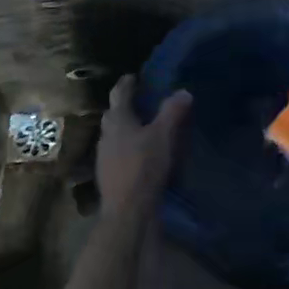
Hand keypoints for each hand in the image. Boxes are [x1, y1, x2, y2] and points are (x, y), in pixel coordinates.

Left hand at [95, 75, 190, 220]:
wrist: (128, 211)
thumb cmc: (144, 167)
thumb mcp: (163, 136)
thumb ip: (172, 112)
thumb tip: (183, 91)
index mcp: (118, 120)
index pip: (120, 94)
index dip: (127, 83)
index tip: (133, 76)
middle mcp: (107, 135)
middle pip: (113, 114)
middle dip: (125, 106)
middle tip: (141, 101)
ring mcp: (105, 157)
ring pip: (114, 135)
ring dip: (126, 129)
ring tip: (144, 128)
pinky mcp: (109, 175)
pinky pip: (118, 153)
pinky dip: (128, 148)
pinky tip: (141, 155)